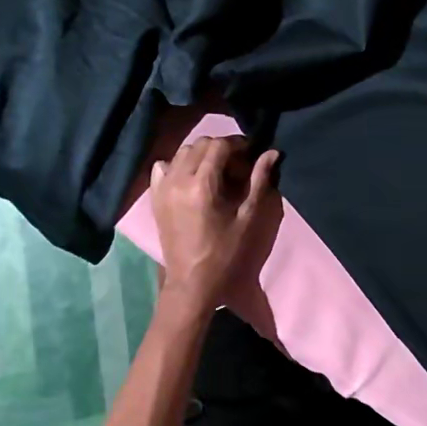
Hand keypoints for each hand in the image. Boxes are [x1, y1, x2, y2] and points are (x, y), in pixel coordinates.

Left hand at [150, 136, 280, 309]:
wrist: (191, 281)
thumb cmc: (224, 254)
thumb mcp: (246, 218)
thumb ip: (258, 182)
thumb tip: (271, 153)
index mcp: (201, 185)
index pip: (218, 146)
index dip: (237, 144)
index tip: (251, 153)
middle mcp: (178, 180)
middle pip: (200, 144)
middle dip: (221, 148)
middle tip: (237, 165)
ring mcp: (162, 187)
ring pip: (182, 152)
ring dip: (201, 154)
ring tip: (217, 171)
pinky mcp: (155, 196)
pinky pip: (163, 167)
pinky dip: (178, 164)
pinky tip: (191, 178)